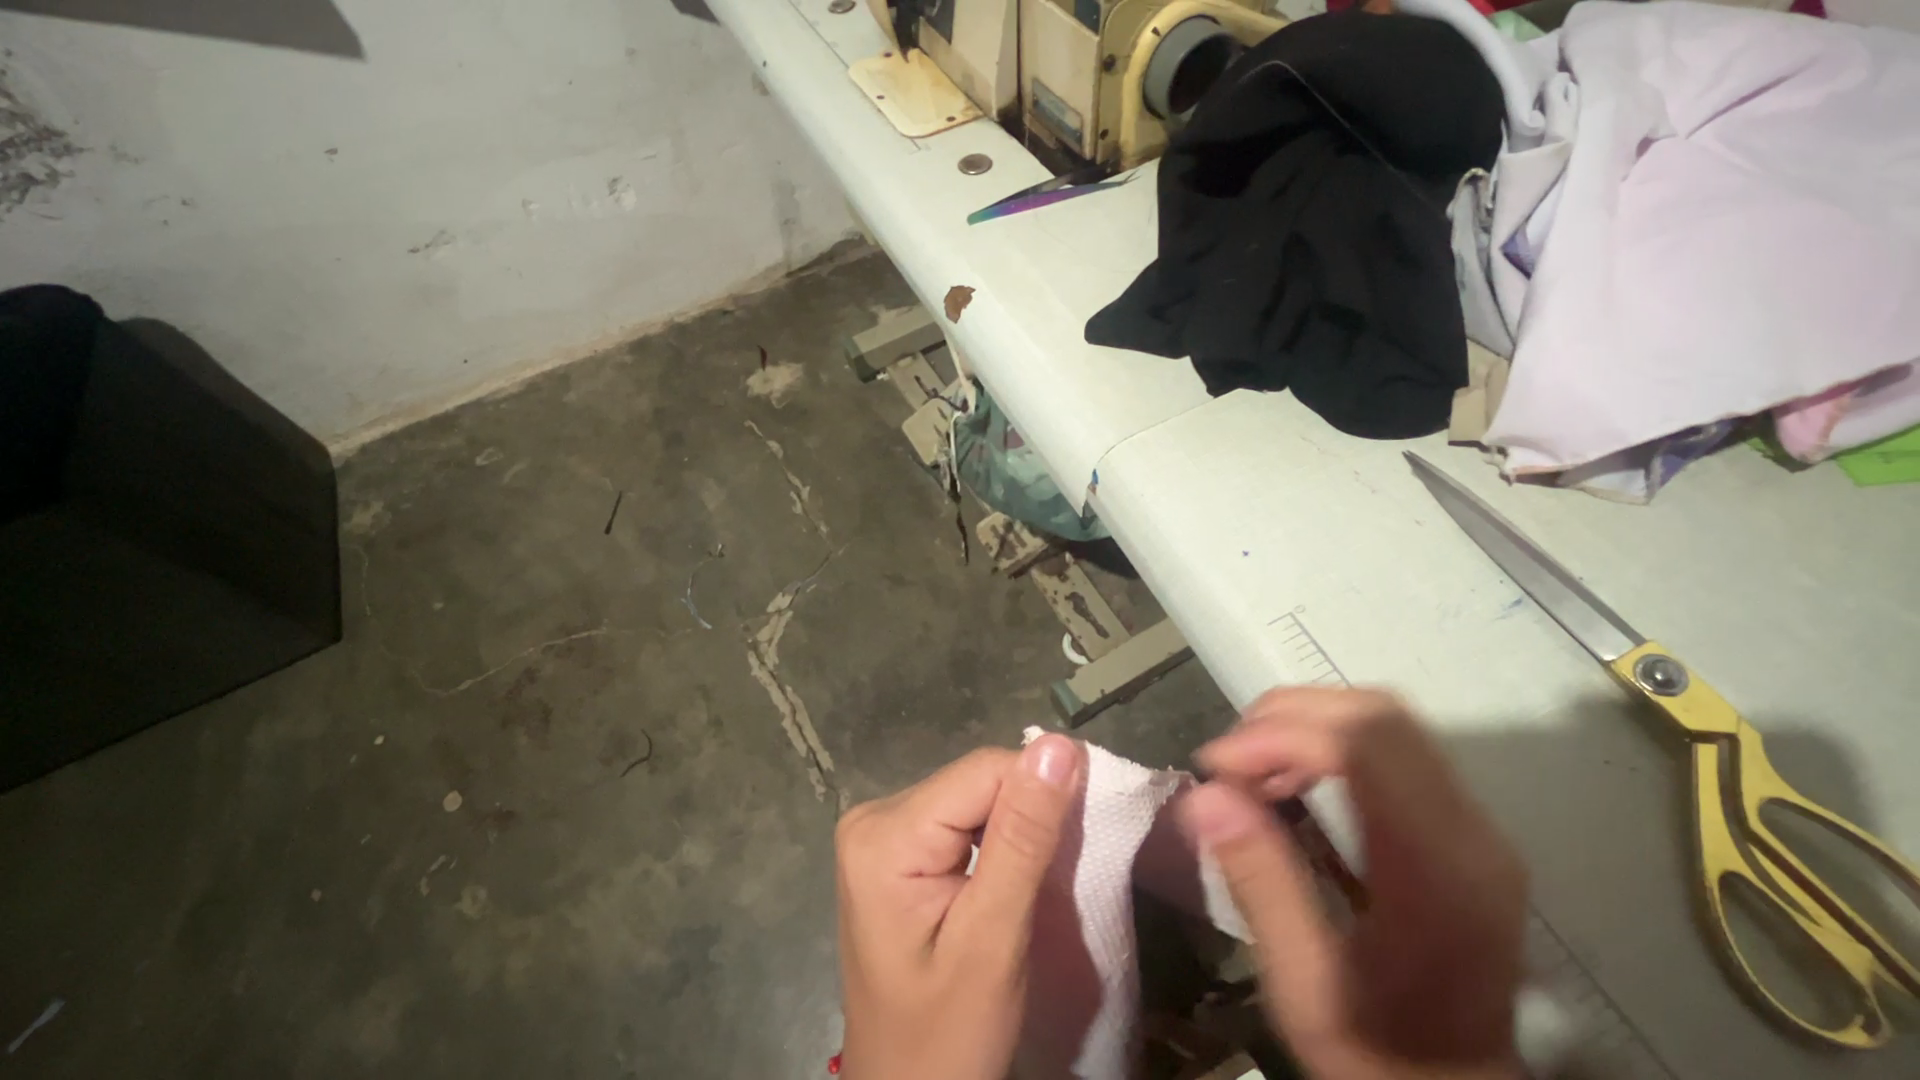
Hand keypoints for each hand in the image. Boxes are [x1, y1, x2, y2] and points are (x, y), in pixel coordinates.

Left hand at [835, 735, 1083, 1079]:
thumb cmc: (949, 1033)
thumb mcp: (992, 938)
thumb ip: (1023, 838)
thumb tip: (1058, 744)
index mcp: (884, 833)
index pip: (984, 771)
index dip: (1040, 797)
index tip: (1077, 844)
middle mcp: (873, 815)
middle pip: (977, 782)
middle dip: (1025, 819)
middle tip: (1053, 878)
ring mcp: (879, 832)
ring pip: (974, 799)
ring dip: (1013, 833)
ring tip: (1029, 886)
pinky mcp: (894, 850)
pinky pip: (961, 821)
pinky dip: (995, 845)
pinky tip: (1005, 881)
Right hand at [1180, 688, 1527, 1079]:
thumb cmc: (1376, 1049)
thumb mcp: (1305, 989)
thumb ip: (1263, 887)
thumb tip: (1205, 796)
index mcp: (1437, 869)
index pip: (1364, 746)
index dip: (1280, 734)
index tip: (1215, 767)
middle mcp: (1471, 831)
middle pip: (1380, 715)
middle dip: (1288, 718)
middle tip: (1227, 764)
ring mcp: (1474, 825)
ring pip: (1388, 720)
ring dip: (1307, 726)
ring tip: (1250, 772)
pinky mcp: (1462, 828)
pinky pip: (1395, 748)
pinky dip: (1331, 744)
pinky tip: (1291, 784)